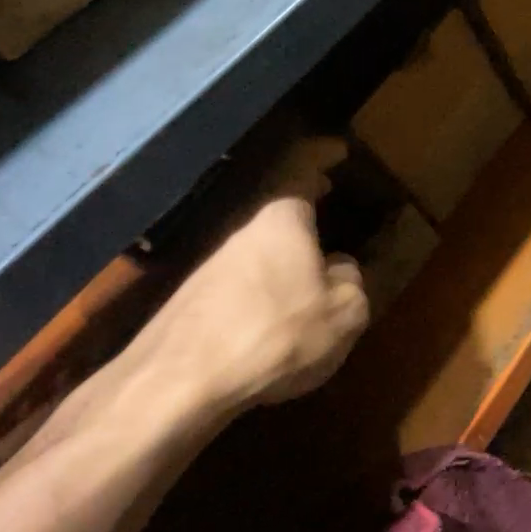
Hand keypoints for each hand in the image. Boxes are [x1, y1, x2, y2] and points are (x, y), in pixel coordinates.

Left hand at [125, 174, 369, 415]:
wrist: (179, 384)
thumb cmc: (276, 334)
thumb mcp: (346, 312)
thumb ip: (351, 281)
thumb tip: (338, 267)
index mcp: (281, 220)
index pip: (299, 169)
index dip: (319, 155)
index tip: (337, 148)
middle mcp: (240, 231)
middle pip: (274, 206)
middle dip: (302, 198)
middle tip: (325, 189)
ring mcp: (209, 266)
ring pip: (257, 243)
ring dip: (284, 245)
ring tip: (312, 256)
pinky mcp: (192, 302)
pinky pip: (242, 277)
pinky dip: (266, 278)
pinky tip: (279, 305)